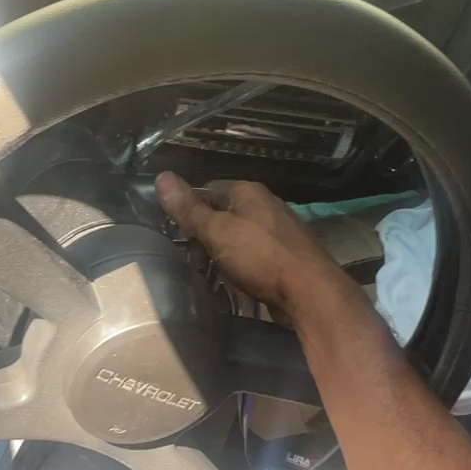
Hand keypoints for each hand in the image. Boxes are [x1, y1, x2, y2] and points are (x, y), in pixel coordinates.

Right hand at [154, 172, 355, 319]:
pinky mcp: (282, 257)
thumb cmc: (260, 257)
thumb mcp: (218, 231)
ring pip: (235, 238)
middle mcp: (264, 206)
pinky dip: (238, 267)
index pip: (206, 190)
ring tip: (208, 275)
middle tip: (191, 261)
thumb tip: (161, 177)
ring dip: (219, 255)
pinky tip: (232, 283)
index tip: (176, 236)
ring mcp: (276, 232)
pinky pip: (250, 257)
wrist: (309, 292)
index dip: (188, 211)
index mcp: (247, 192)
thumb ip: (189, 209)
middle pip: (221, 215)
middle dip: (203, 237)